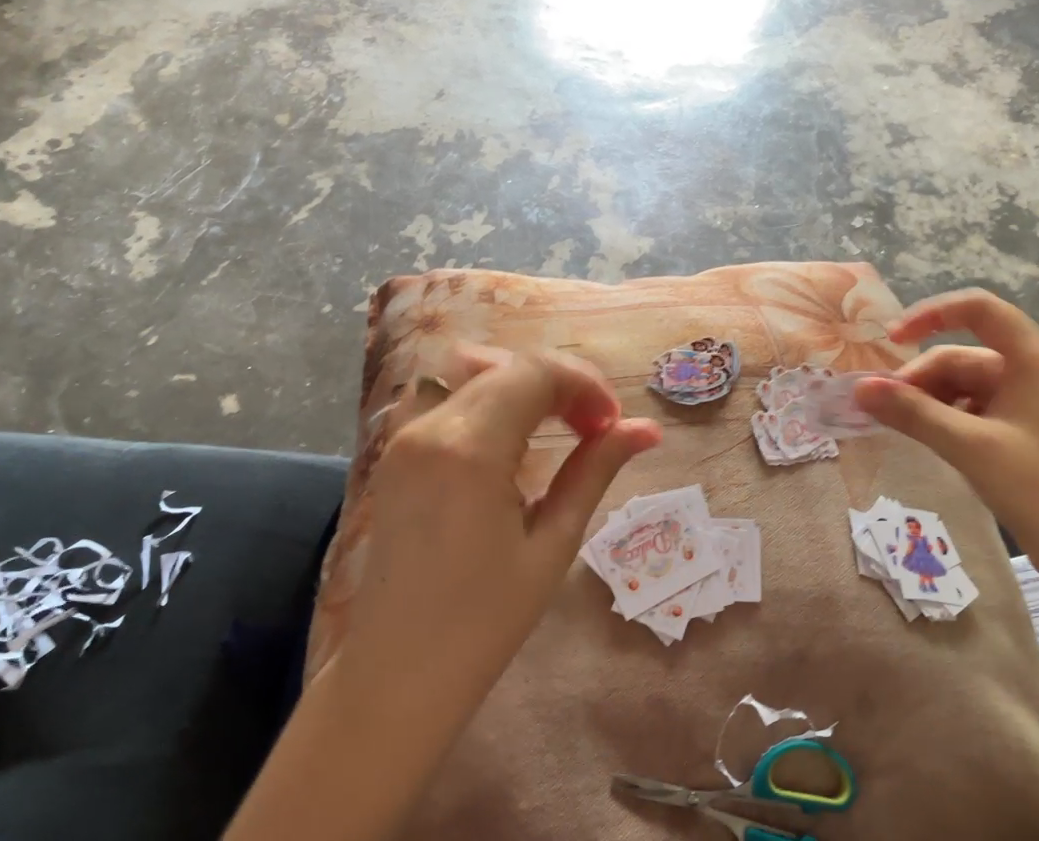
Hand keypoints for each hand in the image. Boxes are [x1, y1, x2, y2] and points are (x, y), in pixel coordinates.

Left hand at [336, 346, 661, 701]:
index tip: (613, 425)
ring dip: (516, 383)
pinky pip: (439, 398)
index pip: (534, 373)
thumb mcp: (552, 544)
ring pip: (465, 371)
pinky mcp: (392, 455)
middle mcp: (428, 427)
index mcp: (469, 449)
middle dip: (556, 383)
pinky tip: (506, 440)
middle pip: (502, 365)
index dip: (584, 385)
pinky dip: (480, 398)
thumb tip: (646, 429)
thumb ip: (594, 471)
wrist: (398, 673)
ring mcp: (401, 438)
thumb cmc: (485, 622)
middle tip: (592, 427)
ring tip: (552, 426)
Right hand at [854, 289, 1038, 570]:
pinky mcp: (1036, 430)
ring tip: (908, 432)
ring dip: (935, 401)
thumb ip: (913, 413)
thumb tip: (859, 388)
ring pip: (972, 384)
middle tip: (886, 412)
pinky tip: (937, 443)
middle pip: (968, 353)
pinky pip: (984, 408)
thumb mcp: (970, 447)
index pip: (978, 309)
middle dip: (924, 377)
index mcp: (1037, 358)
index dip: (930, 314)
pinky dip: (954, 419)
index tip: (889, 340)